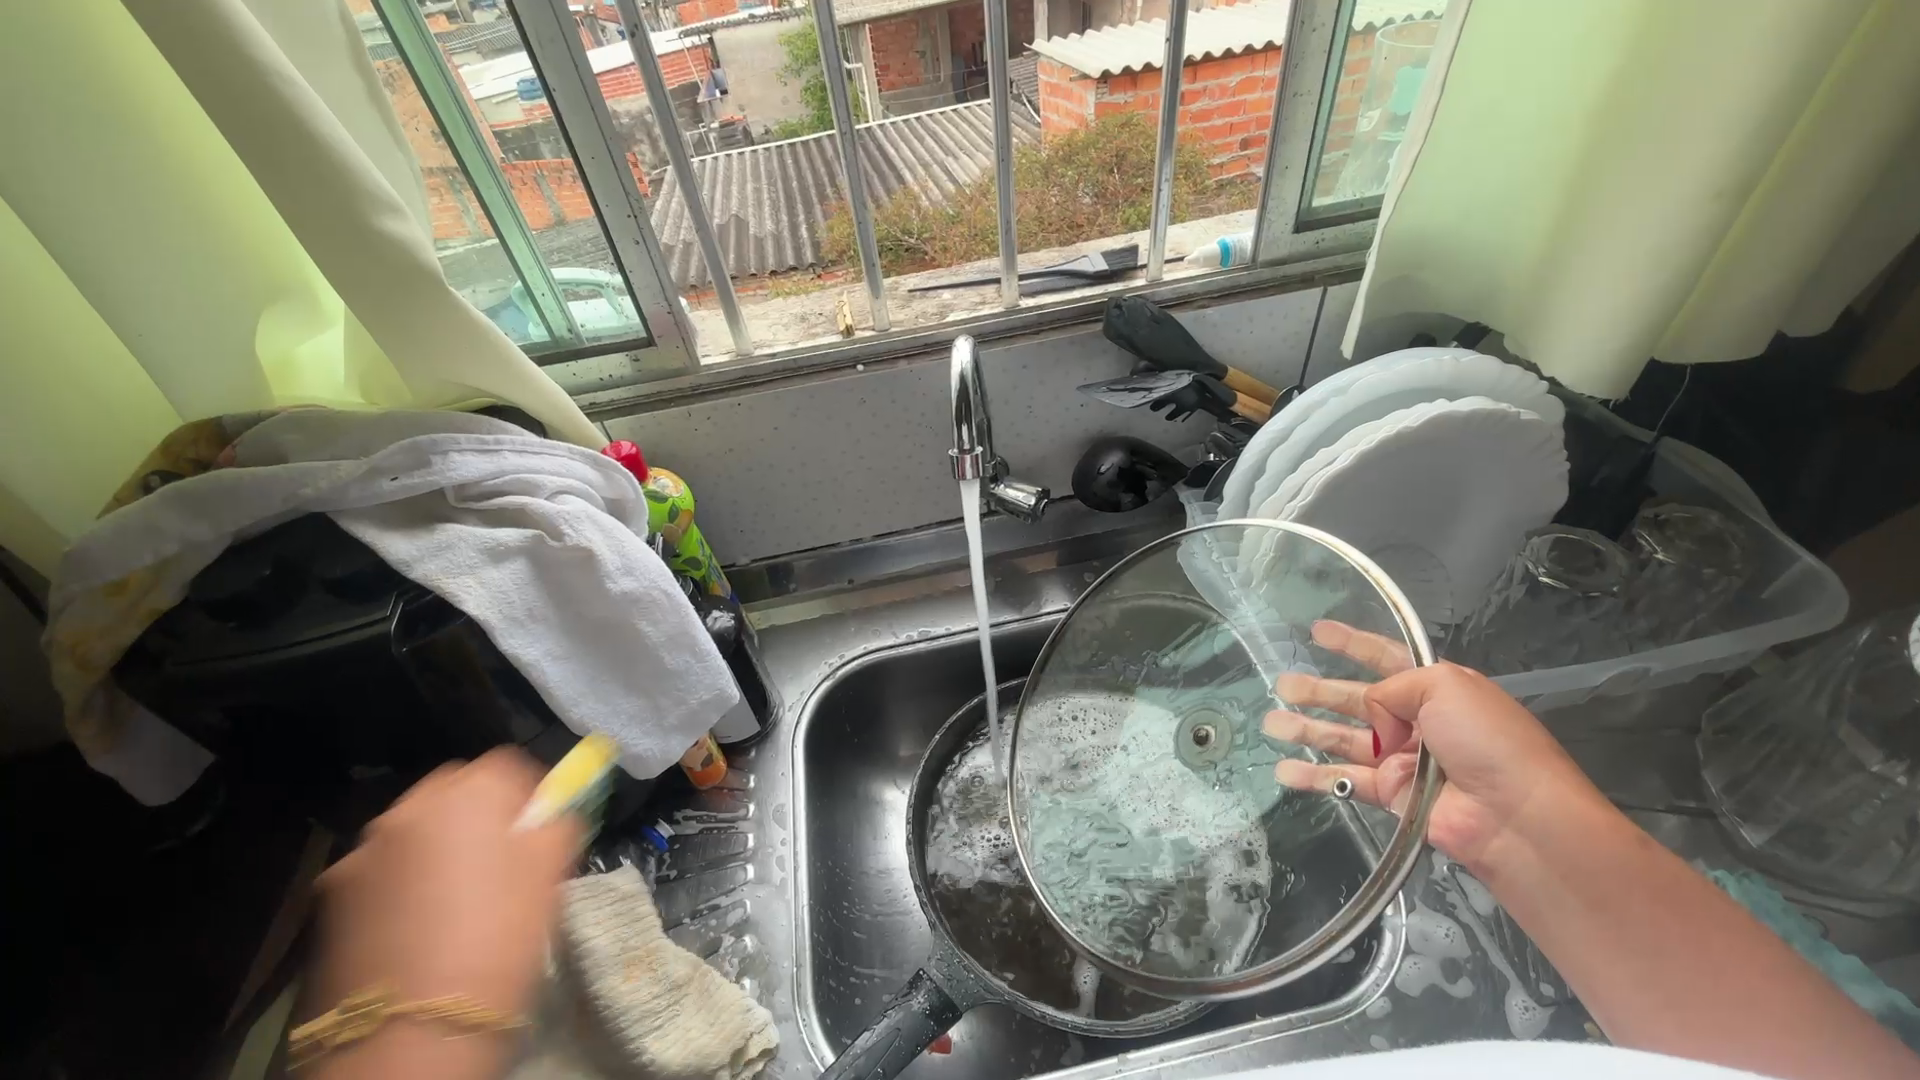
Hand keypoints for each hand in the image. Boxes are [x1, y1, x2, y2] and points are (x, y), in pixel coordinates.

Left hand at [308, 749, 580, 1034]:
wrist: (416, 1027)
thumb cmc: (501, 934)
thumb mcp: (552, 869)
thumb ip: (556, 821)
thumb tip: (549, 811)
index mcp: (468, 792)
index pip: (507, 764)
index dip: (527, 793)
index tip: (539, 827)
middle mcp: (409, 808)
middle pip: (454, 790)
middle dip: (478, 813)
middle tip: (501, 857)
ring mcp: (362, 851)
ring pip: (414, 830)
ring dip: (436, 846)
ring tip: (457, 895)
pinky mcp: (331, 896)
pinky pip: (381, 870)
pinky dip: (400, 882)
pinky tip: (419, 922)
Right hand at [1264, 620, 1608, 877]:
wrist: (1515, 815)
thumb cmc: (1487, 740)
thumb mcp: (1445, 687)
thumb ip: (1393, 688)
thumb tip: (1370, 712)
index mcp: (1436, 689)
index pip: (1385, 658)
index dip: (1351, 644)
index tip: (1317, 631)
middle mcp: (1416, 721)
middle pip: (1355, 700)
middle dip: (1318, 690)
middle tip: (1281, 684)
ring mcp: (1401, 760)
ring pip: (1341, 739)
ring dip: (1306, 730)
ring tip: (1270, 722)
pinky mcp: (1390, 795)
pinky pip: (1343, 780)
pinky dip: (1312, 775)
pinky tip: (1283, 769)